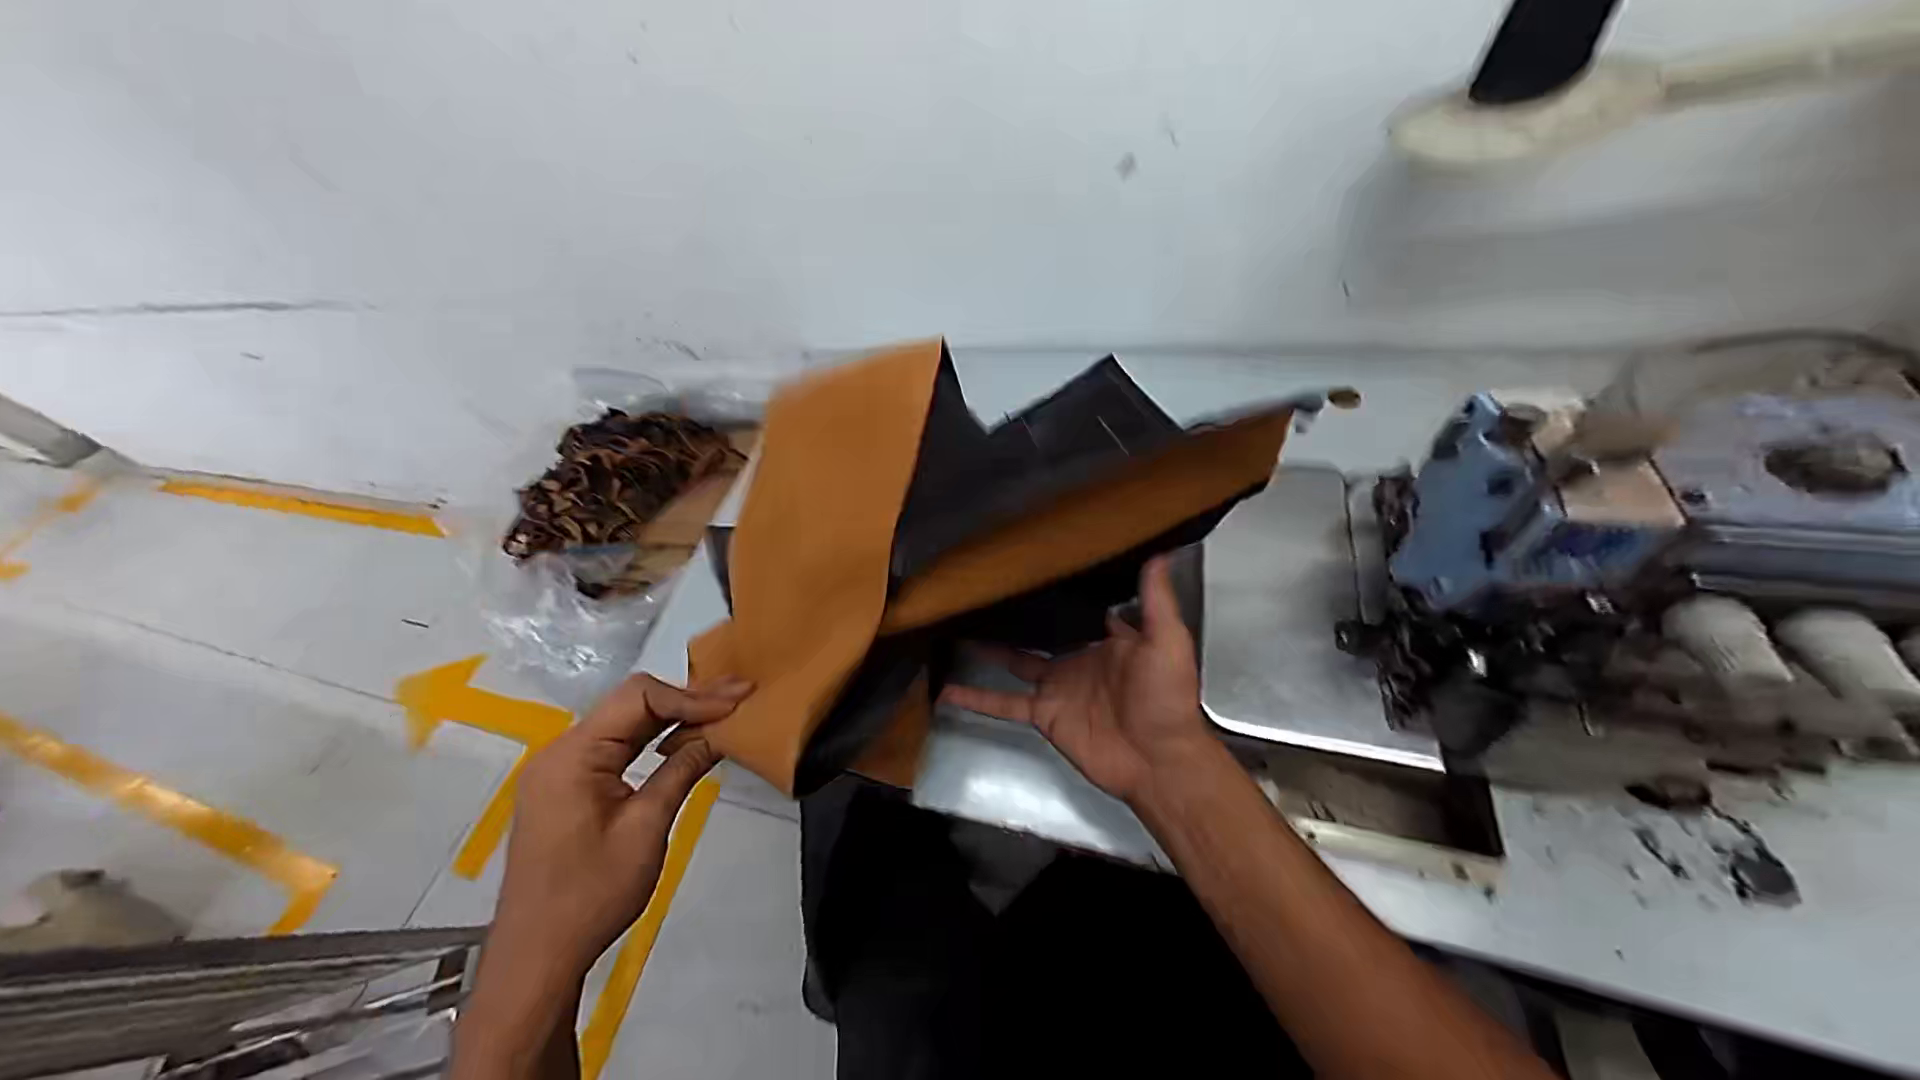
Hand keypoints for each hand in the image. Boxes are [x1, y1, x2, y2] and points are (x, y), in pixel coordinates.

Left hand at [489, 673, 751, 976]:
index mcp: (573, 755)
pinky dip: (654, 738)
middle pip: (631, 703)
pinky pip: (616, 745)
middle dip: (687, 699)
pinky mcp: (569, 786)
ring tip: (722, 712)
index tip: (735, 701)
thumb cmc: (592, 894)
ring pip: (626, 721)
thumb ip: (682, 769)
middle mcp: (562, 751)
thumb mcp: (647, 828)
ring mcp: (563, 769)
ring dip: (673, 716)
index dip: (691, 696)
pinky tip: (685, 740)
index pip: (639, 698)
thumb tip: (719, 732)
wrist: (538, 957)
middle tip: (738, 695)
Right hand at [939, 556, 1214, 802]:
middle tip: (990, 588)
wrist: (1158, 761)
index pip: (1080, 608)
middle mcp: (1078, 658)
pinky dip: (976, 697)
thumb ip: (1155, 601)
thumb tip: (1157, 553)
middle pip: (1042, 632)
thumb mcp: (1167, 641)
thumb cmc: (1167, 698)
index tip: (1038, 563)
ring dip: (990, 648)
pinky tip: (948, 689)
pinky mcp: (1043, 713)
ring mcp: (1057, 686)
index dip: (1062, 588)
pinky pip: (1003, 703)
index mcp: (1107, 639)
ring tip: (960, 626)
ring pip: (1015, 661)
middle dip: (1020, 614)